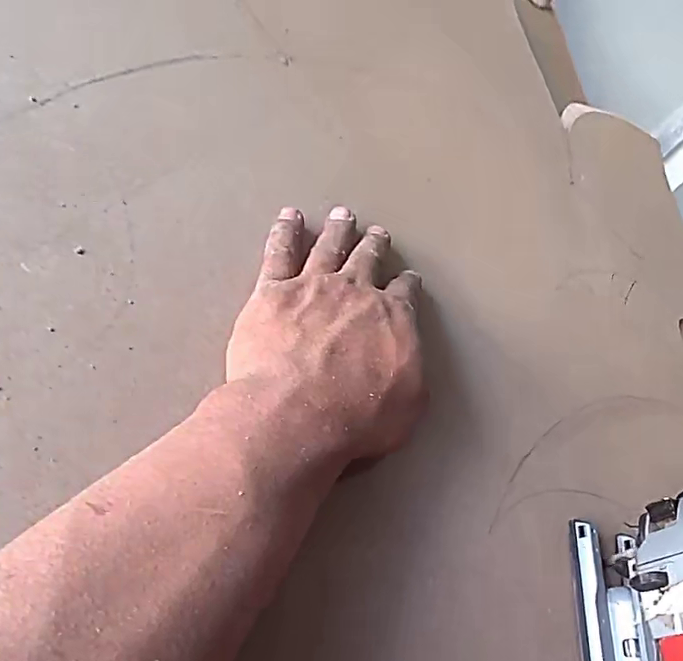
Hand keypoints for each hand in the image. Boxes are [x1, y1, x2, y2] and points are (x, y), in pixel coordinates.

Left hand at [225, 206, 425, 464]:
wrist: (297, 415)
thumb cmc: (357, 422)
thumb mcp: (407, 409)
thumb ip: (411, 377)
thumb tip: (408, 363)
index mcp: (393, 321)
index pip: (404, 295)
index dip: (407, 286)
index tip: (407, 279)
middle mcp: (356, 294)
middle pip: (367, 261)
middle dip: (373, 247)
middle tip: (376, 234)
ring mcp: (312, 288)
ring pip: (329, 248)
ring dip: (337, 231)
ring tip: (342, 216)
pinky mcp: (271, 293)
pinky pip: (280, 252)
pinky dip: (286, 232)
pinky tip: (290, 219)